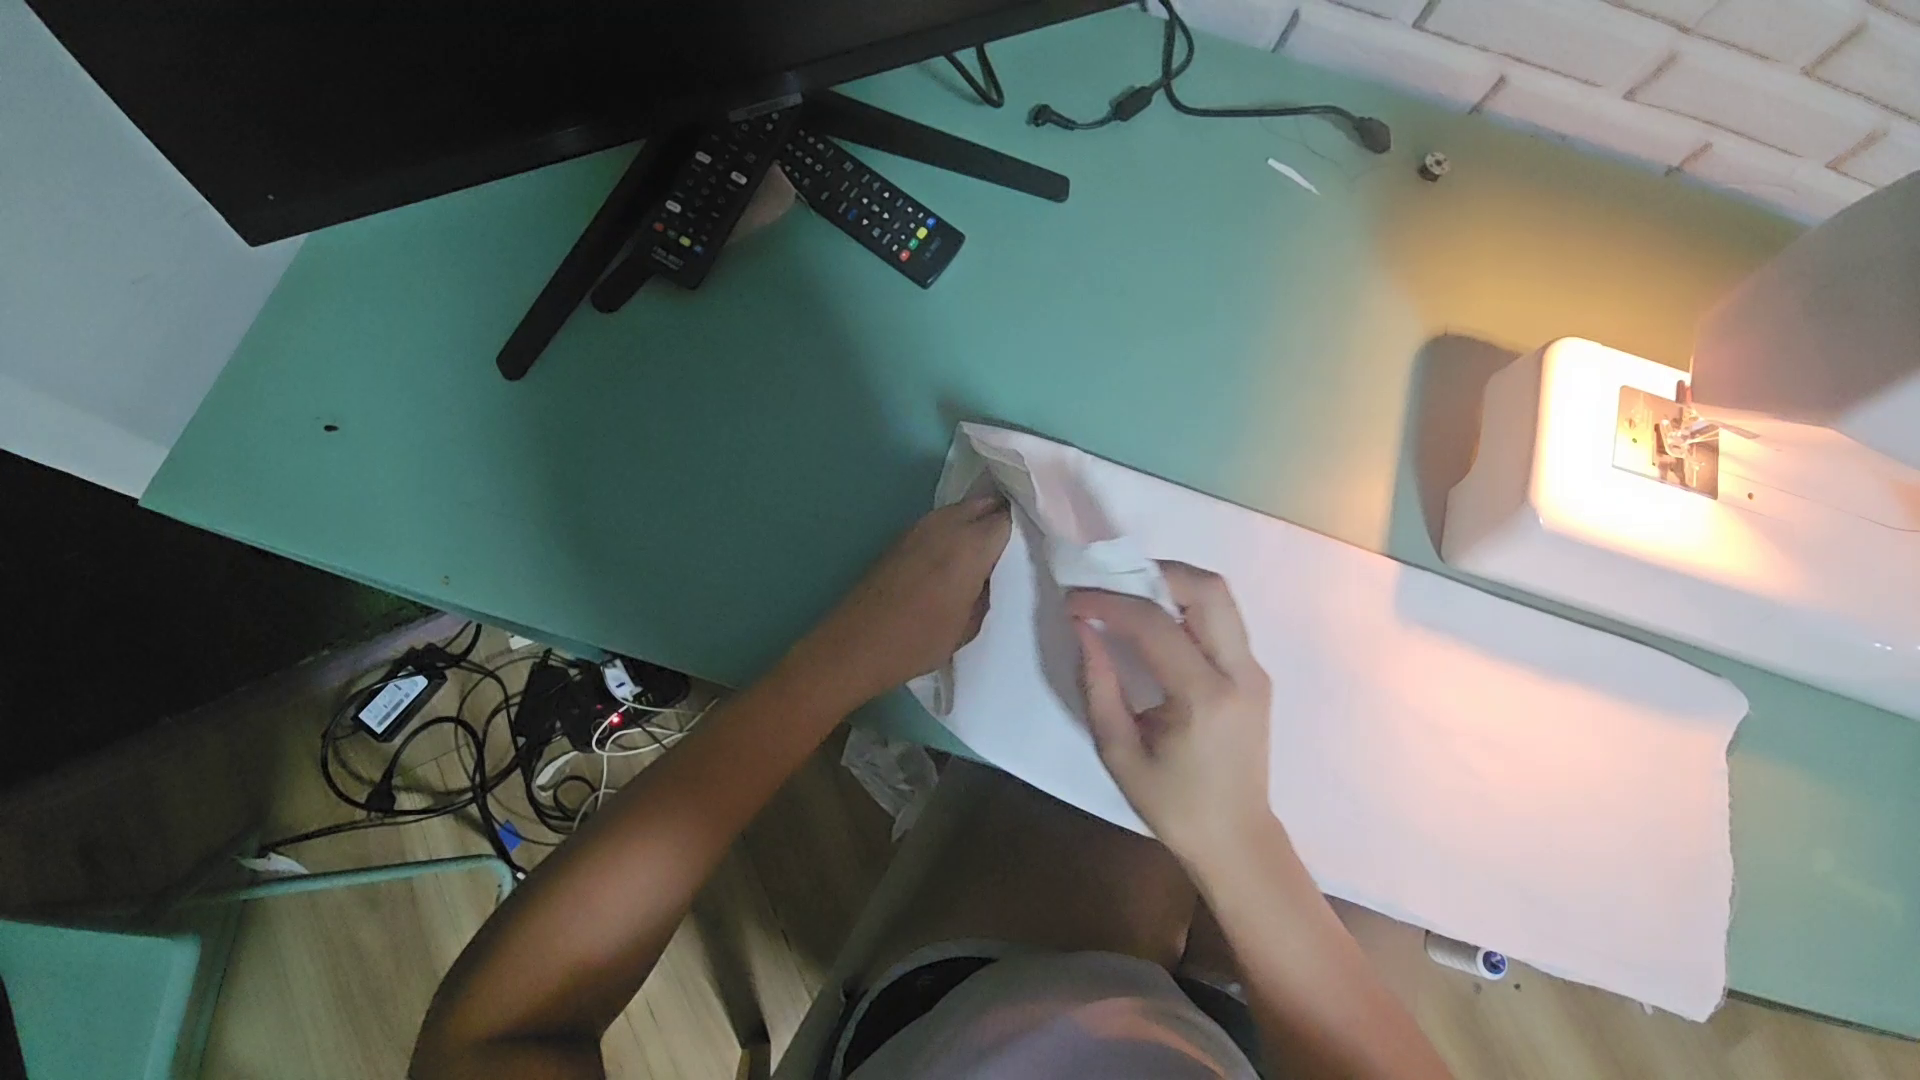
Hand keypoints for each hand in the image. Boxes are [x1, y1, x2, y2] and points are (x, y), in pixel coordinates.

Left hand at [794, 495, 1010, 705]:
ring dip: (976, 521)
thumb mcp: (969, 625)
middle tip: (1015, 543)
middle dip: (1001, 517)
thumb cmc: (919, 641)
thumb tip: (993, 574)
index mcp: (970, 545)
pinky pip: (940, 522)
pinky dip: (954, 530)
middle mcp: (946, 525)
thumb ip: (988, 591)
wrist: (857, 644)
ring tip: (988, 549)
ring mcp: (920, 527)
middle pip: (984, 503)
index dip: (1023, 527)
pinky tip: (957, 556)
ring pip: (960, 509)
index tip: (1034, 542)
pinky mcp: (902, 537)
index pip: (1008, 518)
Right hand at [1069, 562, 1275, 871]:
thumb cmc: (1173, 805)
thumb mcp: (1119, 753)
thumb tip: (1084, 630)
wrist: (1237, 839)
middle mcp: (1240, 673)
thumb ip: (1099, 686)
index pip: (1154, 624)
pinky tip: (1155, 623)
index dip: (1108, 602)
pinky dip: (1186, 606)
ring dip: (1173, 584)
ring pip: (1221, 597)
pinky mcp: (1255, 675)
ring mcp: (1255, 671)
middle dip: (1154, 573)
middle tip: (1112, 584)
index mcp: (1204, 697)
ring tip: (1130, 597)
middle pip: (1207, 589)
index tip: (1073, 602)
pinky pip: (1222, 620)